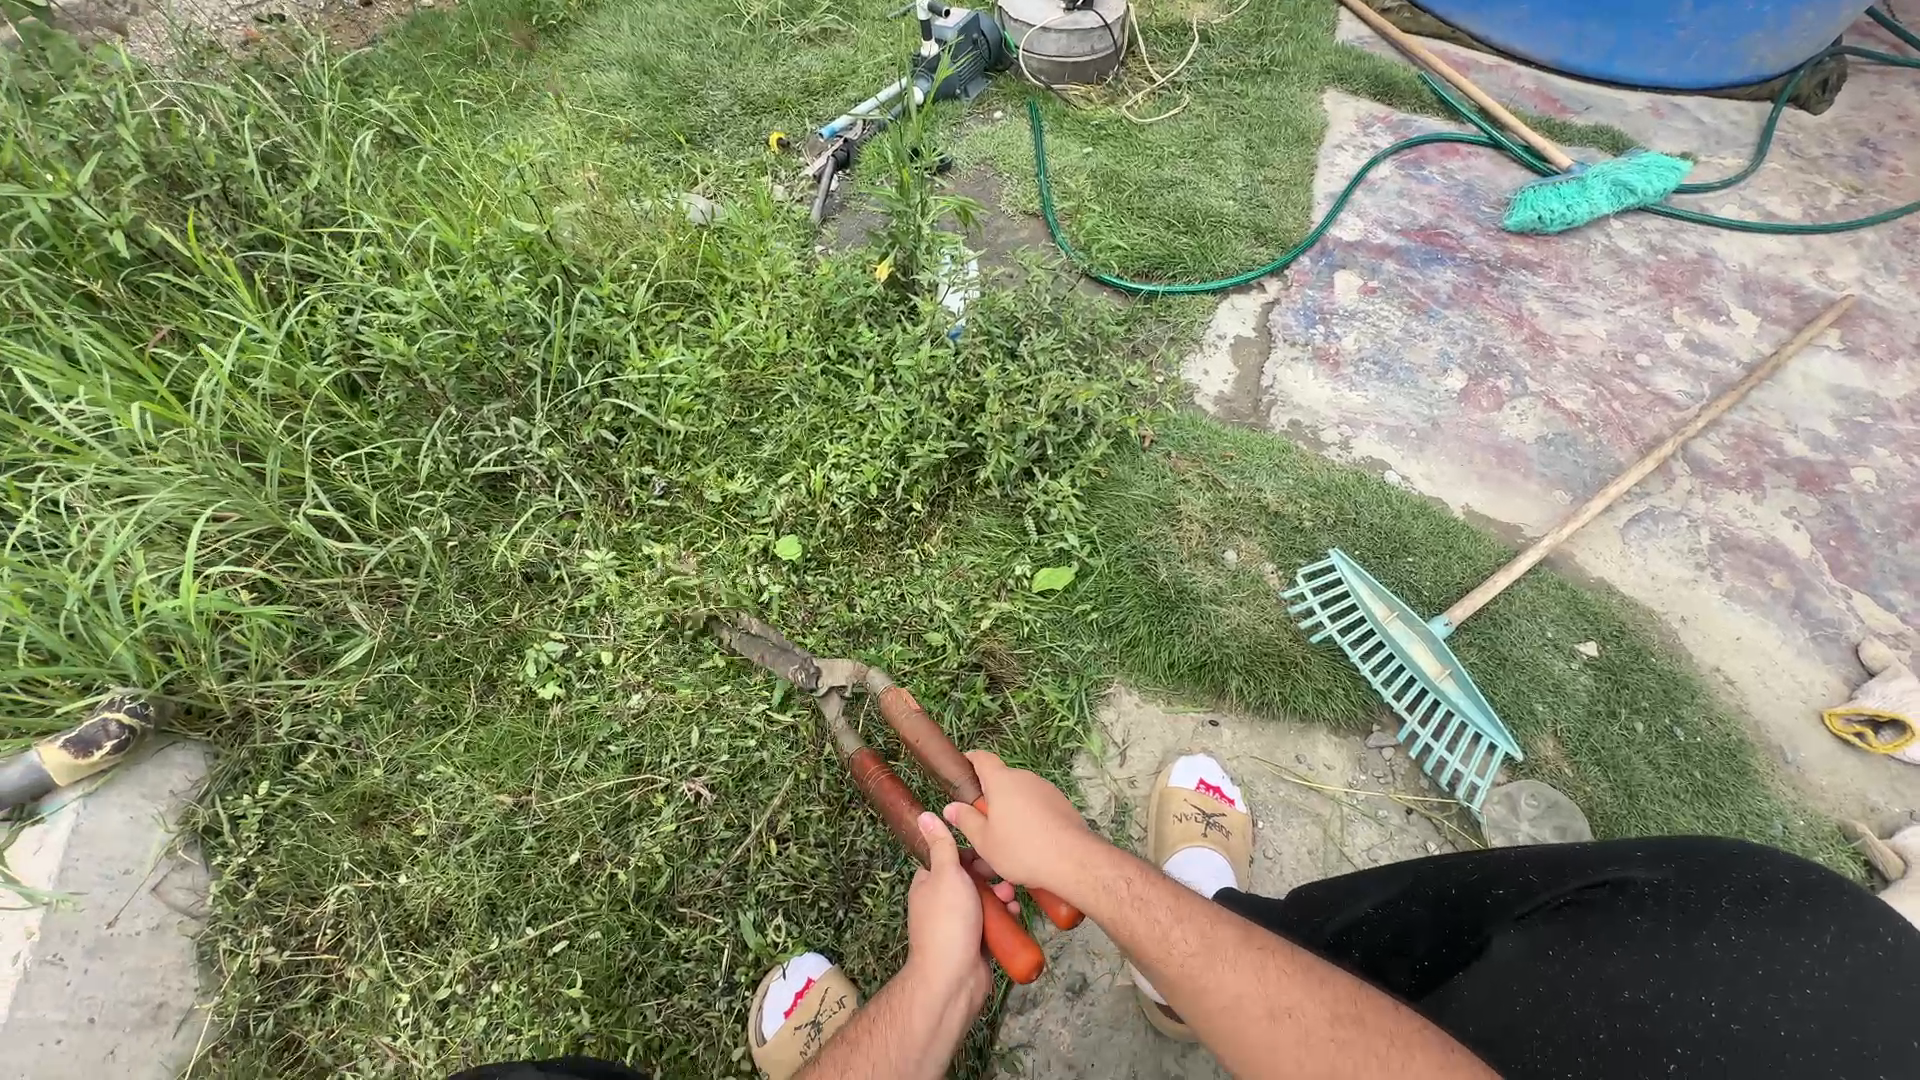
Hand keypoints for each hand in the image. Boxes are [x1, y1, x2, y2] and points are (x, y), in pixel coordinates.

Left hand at [903, 812, 1003, 1013]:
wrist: (954, 979)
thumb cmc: (948, 921)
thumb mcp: (945, 874)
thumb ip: (941, 845)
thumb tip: (924, 816)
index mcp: (929, 882)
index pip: (950, 857)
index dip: (970, 853)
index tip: (987, 851)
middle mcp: (942, 901)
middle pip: (971, 878)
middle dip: (990, 875)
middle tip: (1003, 876)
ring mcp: (960, 923)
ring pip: (985, 900)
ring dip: (1001, 896)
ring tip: (1011, 897)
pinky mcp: (977, 942)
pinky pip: (994, 922)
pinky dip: (1005, 917)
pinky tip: (1015, 914)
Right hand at [942, 751, 1098, 898]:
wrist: (1072, 859)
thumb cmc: (1022, 849)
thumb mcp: (985, 841)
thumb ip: (966, 820)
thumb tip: (951, 807)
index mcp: (1002, 781)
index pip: (982, 758)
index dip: (970, 760)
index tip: (962, 770)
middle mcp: (1024, 778)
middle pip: (1001, 779)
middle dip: (990, 797)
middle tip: (982, 822)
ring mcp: (1045, 788)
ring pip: (1020, 794)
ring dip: (1011, 809)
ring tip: (1007, 840)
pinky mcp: (1061, 802)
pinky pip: (1038, 804)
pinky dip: (1030, 817)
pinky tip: (1030, 843)